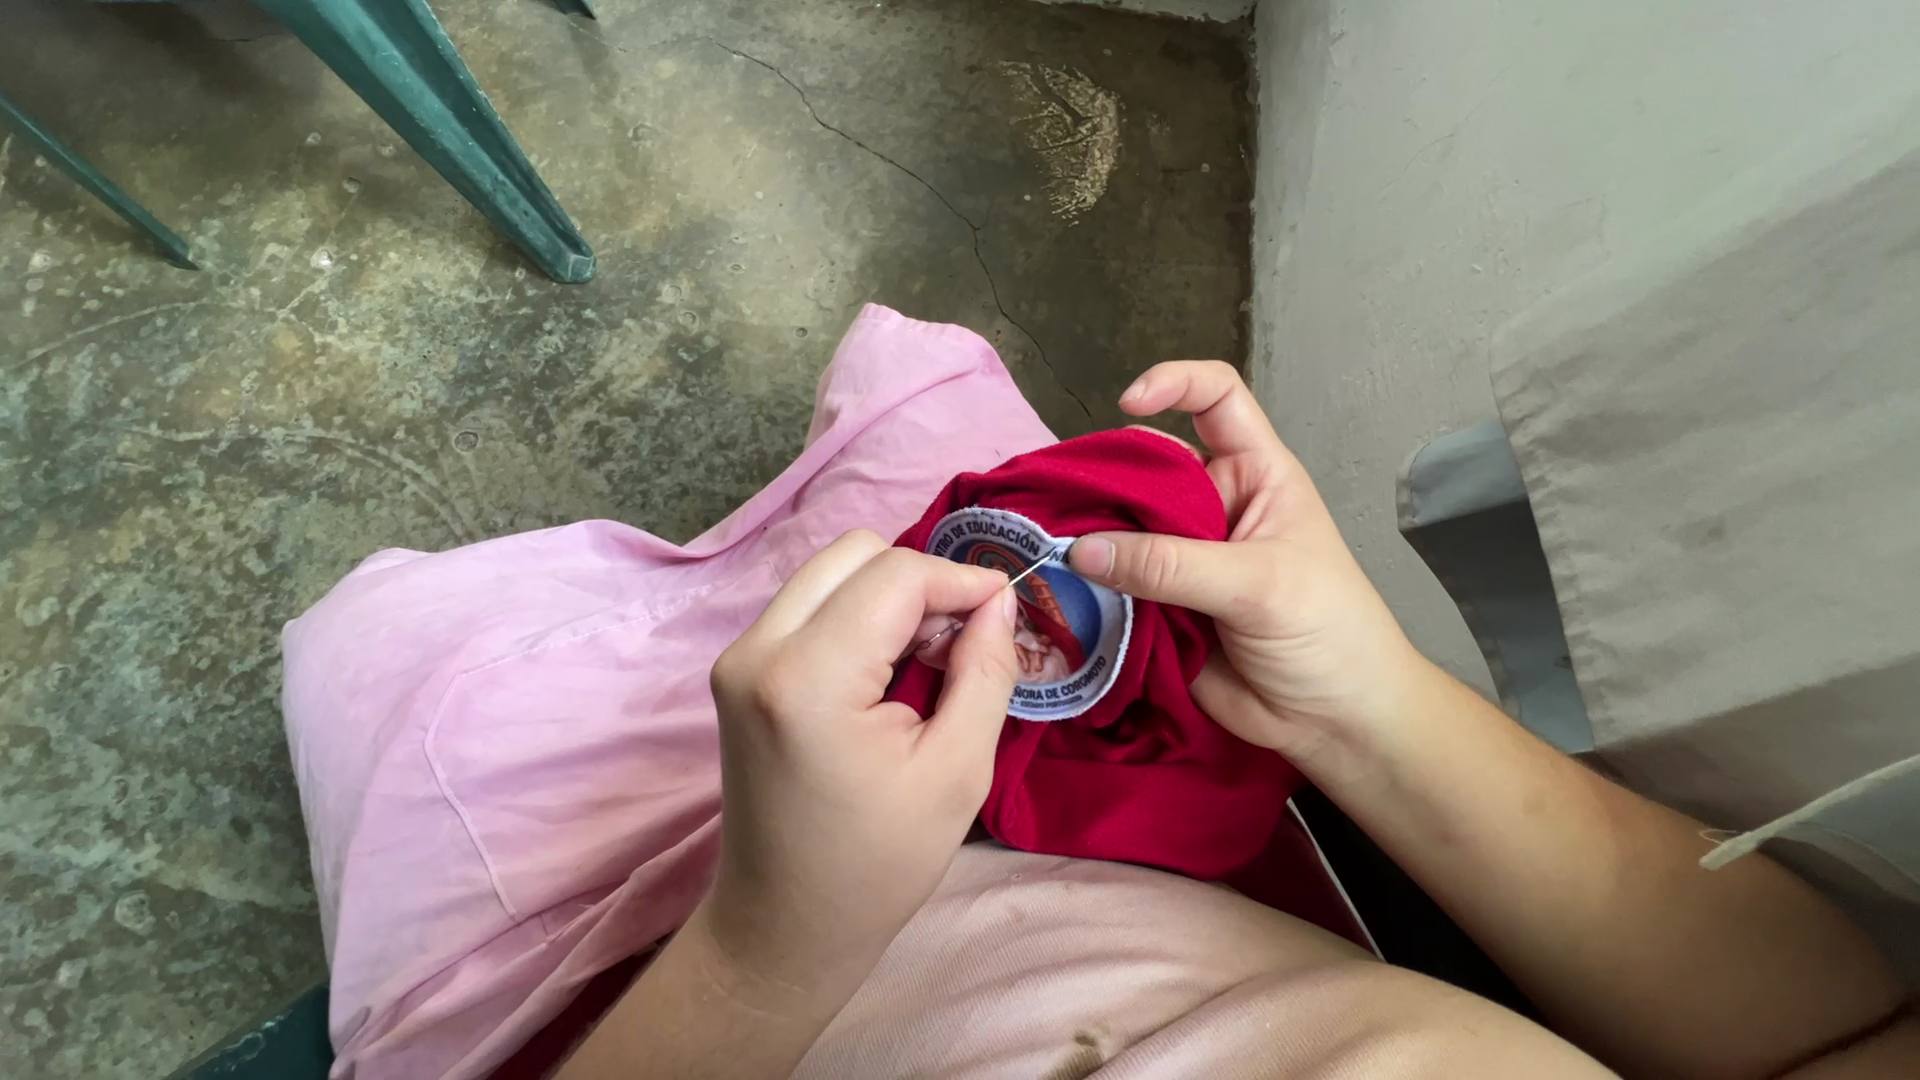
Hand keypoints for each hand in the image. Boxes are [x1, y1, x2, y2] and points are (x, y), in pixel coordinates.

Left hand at [704, 531, 1018, 997]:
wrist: (781, 925)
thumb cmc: (876, 865)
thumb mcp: (957, 771)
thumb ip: (985, 671)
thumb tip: (1000, 601)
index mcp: (808, 678)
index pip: (895, 575)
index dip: (960, 580)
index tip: (1005, 606)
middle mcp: (759, 649)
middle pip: (856, 553)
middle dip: (922, 581)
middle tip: (959, 639)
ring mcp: (740, 655)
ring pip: (832, 569)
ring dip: (891, 594)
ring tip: (927, 657)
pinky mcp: (740, 666)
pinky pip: (812, 601)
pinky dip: (861, 612)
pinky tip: (888, 667)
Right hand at [1066, 361, 1433, 779]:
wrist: (1331, 721)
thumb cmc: (1327, 631)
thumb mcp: (1259, 585)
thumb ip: (1171, 566)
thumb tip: (1081, 550)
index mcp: (1252, 475)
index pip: (1216, 400)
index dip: (1174, 383)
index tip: (1127, 403)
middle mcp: (1209, 506)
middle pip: (1145, 467)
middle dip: (1102, 476)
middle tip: (1051, 500)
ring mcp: (1178, 555)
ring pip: (1118, 527)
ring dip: (1084, 534)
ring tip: (1039, 543)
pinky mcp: (1155, 602)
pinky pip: (1111, 582)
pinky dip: (1084, 583)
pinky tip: (1052, 584)